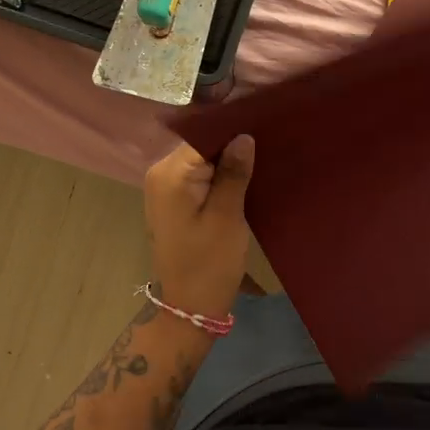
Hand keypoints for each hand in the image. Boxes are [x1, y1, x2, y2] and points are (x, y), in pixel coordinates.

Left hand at [142, 136, 254, 318]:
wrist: (190, 307)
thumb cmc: (209, 262)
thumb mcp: (227, 216)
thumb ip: (234, 173)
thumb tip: (243, 136)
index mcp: (170, 173)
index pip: (203, 135)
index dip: (233, 129)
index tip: (263, 123)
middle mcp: (160, 173)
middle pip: (201, 145)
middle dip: (231, 144)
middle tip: (268, 139)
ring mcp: (164, 188)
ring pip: (201, 160)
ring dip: (227, 162)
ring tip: (261, 156)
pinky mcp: (173, 202)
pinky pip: (198, 177)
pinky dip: (218, 177)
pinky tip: (243, 178)